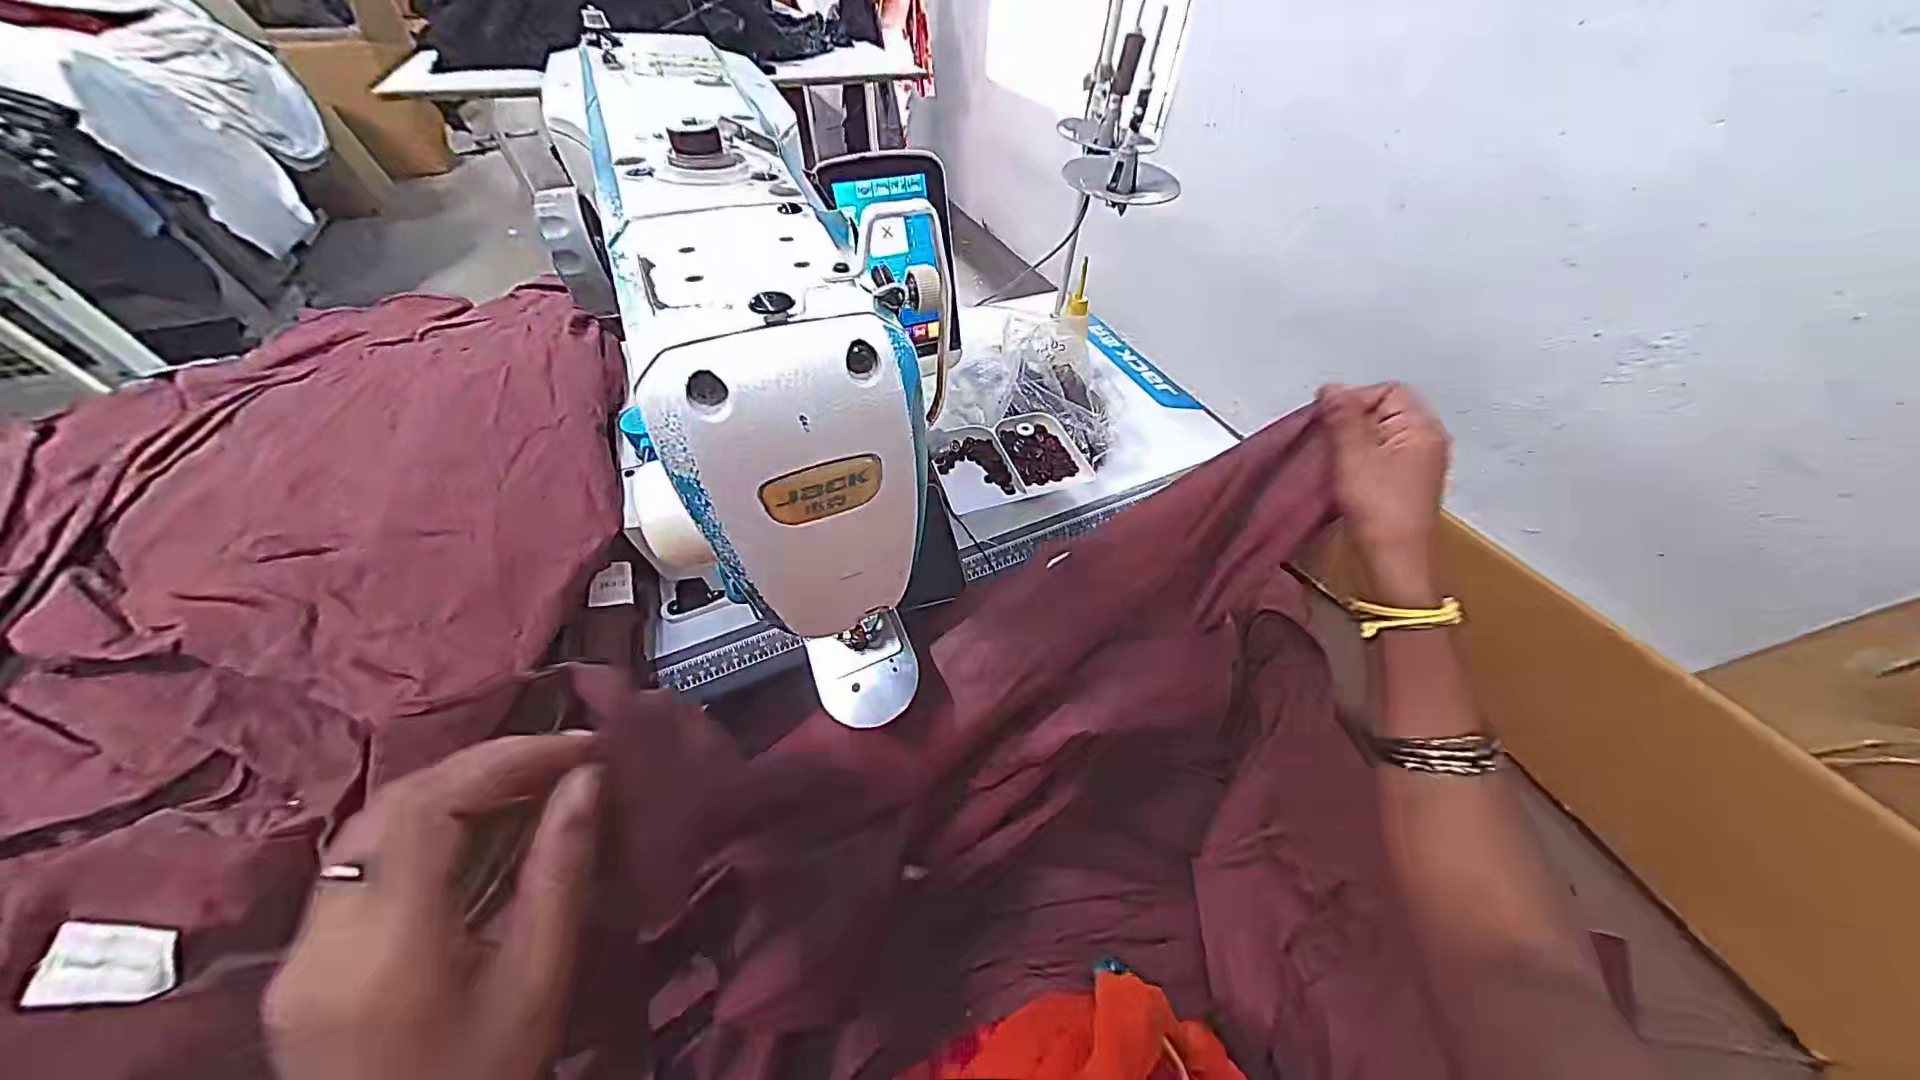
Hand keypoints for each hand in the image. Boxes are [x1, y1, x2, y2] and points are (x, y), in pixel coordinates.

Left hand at [264, 736, 601, 1079]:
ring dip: (459, 784)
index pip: (427, 810)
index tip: (580, 746)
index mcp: (385, 949)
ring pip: (376, 823)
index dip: (507, 759)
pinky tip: (486, 818)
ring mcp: (302, 948)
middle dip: (486, 763)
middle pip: (395, 806)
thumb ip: (561, 868)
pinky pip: (371, 855)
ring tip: (535, 775)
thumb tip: (589, 778)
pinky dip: (434, 818)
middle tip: (562, 754)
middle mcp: (322, 940)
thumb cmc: (487, 1073)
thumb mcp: (540, 975)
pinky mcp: (306, 954)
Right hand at [1317, 382, 1450, 602]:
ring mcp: (1413, 465)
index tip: (1327, 422)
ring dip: (1349, 442)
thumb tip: (1332, 389)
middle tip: (1327, 441)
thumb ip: (1343, 417)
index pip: (1387, 391)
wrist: (1392, 560)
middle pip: (1382, 411)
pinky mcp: (1398, 484)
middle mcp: (1424, 442)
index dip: (1354, 400)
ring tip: (1331, 460)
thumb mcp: (1354, 455)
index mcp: (1422, 429)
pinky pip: (1374, 457)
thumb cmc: (1380, 511)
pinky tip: (1339, 474)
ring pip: (1375, 435)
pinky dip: (1354, 459)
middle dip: (1349, 421)